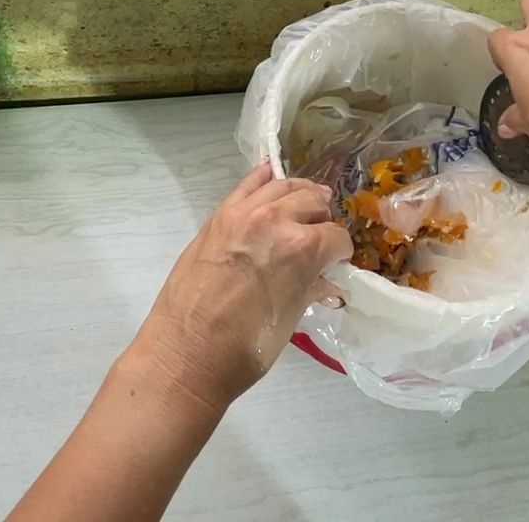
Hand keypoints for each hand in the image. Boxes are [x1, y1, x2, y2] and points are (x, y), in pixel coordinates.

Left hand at [124, 164, 350, 414]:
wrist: (187, 353)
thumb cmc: (245, 348)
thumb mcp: (290, 320)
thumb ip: (310, 289)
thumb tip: (327, 282)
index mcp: (301, 249)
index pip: (336, 237)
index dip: (341, 252)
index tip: (337, 262)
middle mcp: (275, 220)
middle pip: (313, 201)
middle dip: (323, 218)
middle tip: (322, 234)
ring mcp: (244, 213)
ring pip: (282, 185)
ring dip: (299, 192)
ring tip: (307, 201)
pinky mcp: (220, 215)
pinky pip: (247, 184)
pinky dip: (263, 177)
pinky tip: (271, 174)